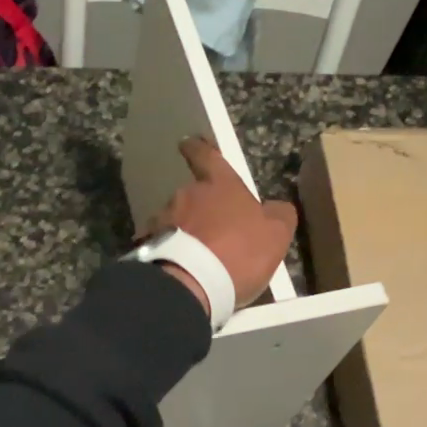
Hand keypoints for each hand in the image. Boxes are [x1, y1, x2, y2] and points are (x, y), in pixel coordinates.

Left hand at [142, 136, 296, 313]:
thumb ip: (278, 215)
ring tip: (197, 255)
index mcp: (220, 184)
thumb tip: (275, 208)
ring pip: (176, 219)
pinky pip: (161, 242)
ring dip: (185, 231)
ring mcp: (164, 218)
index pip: (206, 156)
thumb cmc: (239, 252)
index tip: (189, 143)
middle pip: (193, 194)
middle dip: (201, 207)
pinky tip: (180, 268)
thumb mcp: (275, 234)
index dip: (199, 149)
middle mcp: (187, 194)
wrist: (191, 283)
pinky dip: (171, 251)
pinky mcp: (148, 244)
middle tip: (214, 229)